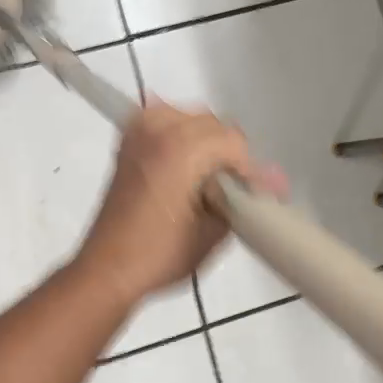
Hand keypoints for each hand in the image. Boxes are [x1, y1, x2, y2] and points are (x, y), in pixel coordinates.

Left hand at [74, 99, 284, 304]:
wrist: (109, 267)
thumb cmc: (161, 254)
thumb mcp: (213, 232)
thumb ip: (243, 199)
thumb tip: (274, 180)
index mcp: (180, 149)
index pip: (233, 141)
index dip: (249, 168)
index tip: (256, 194)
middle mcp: (157, 130)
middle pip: (211, 122)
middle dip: (228, 150)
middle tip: (234, 186)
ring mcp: (138, 132)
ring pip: (187, 115)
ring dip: (203, 138)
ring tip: (210, 173)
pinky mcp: (127, 141)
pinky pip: (161, 118)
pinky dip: (177, 131)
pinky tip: (184, 158)